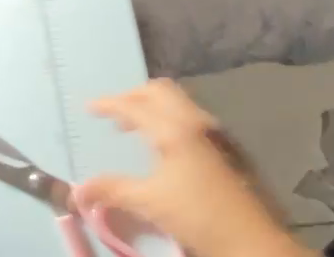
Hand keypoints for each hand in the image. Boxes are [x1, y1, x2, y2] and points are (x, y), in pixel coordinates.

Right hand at [73, 79, 311, 256]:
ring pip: (178, 102)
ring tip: (137, 131)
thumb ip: (112, 191)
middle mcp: (193, 120)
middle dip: (134, 97)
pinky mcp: (226, 148)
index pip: (132, 104)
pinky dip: (170, 119)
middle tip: (116, 116)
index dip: (108, 104)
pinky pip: (190, 117)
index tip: (89, 109)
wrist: (255, 244)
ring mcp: (213, 132)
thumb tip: (78, 191)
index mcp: (172, 128)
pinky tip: (165, 148)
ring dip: (154, 108)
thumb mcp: (150, 204)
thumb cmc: (199, 219)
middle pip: (159, 91)